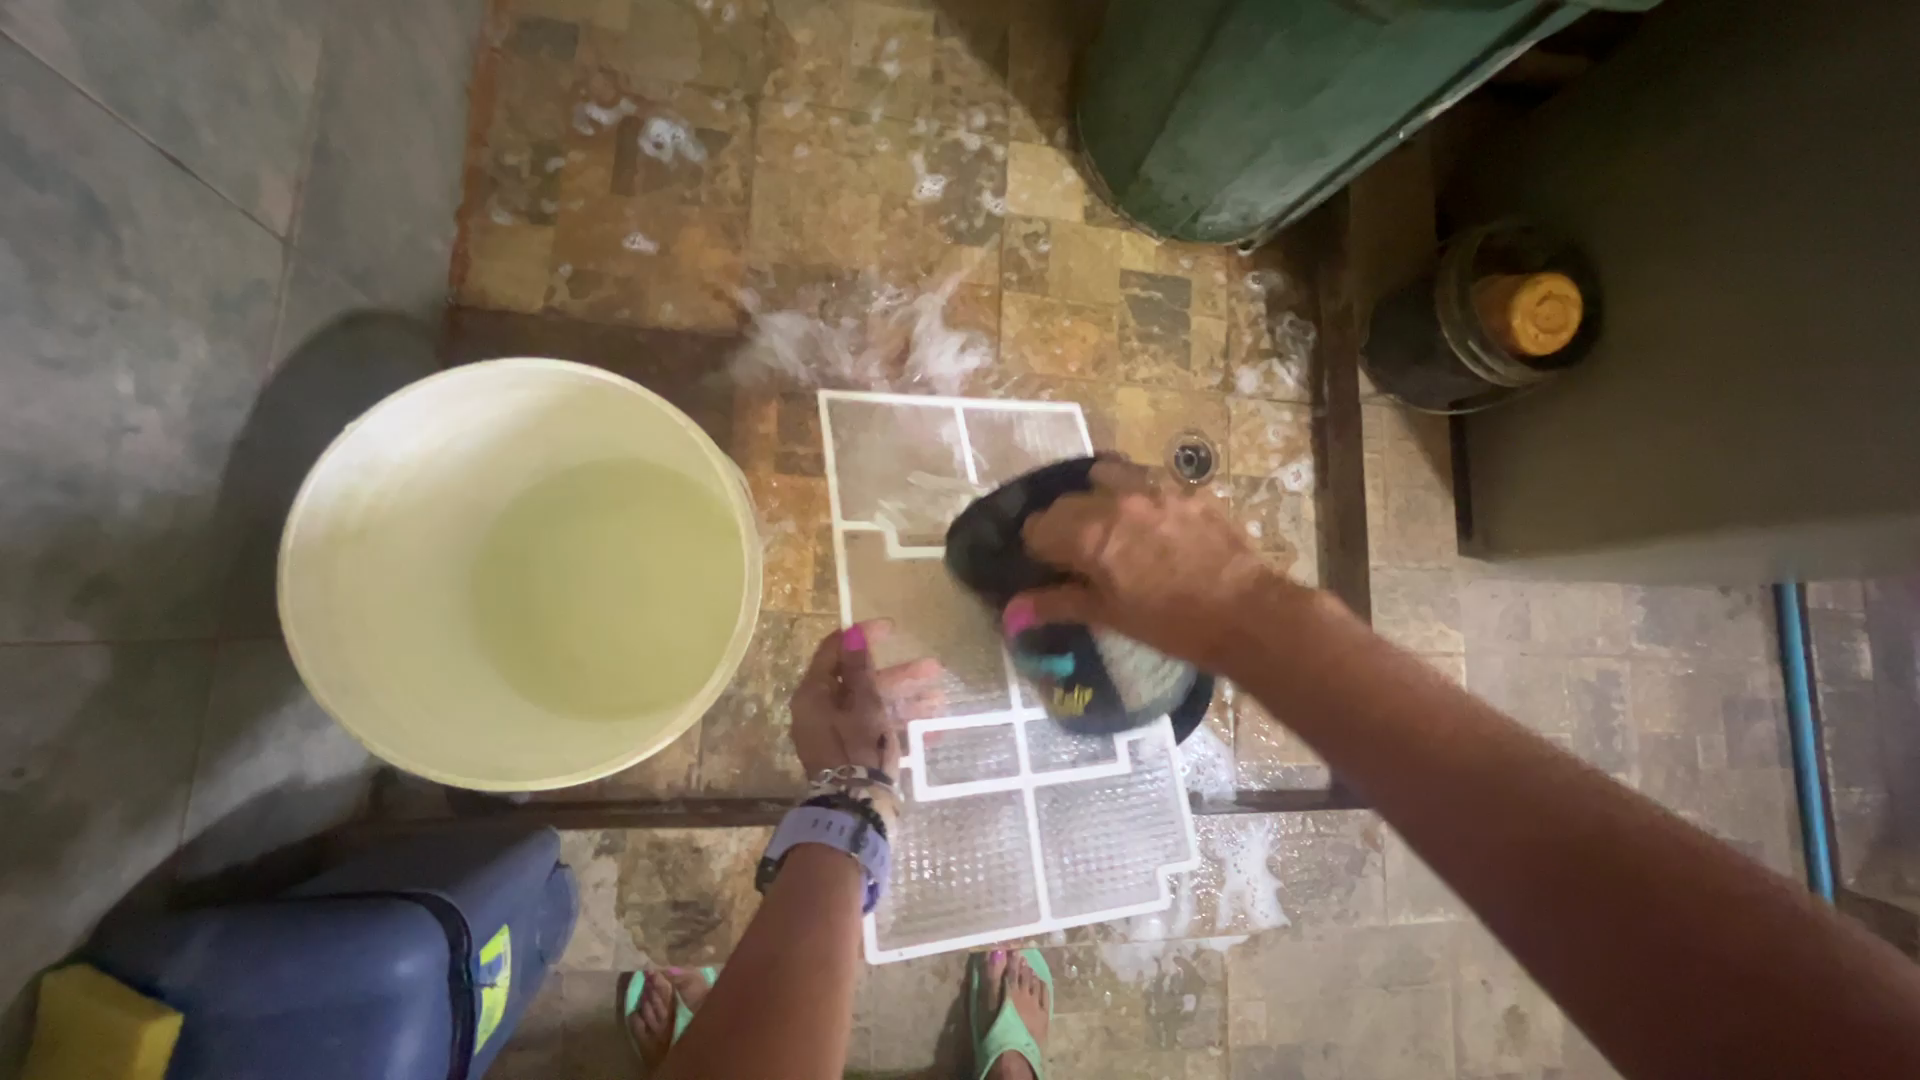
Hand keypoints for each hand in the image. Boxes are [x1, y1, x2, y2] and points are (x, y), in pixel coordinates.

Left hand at [789, 620, 941, 779]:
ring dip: (906, 702)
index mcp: (814, 694)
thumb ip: (860, 667)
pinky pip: (875, 730)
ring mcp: (836, 734)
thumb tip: (853, 633)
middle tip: (933, 669)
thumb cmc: (858, 748)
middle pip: (861, 681)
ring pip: (873, 707)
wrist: (855, 809)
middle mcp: (821, 711)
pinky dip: (899, 727)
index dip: (862, 635)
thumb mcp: (864, 703)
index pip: (834, 650)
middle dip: (900, 676)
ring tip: (940, 701)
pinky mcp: (851, 753)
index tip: (891, 629)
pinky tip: (932, 729)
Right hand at [1011, 457, 1306, 673]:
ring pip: (1105, 475)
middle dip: (1065, 524)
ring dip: (1098, 495)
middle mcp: (1114, 501)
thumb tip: (1013, 612)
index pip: (1038, 527)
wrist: (1246, 613)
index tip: (1051, 567)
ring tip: (1114, 524)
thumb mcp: (1109, 616)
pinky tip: (1154, 523)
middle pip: (1067, 501)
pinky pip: (1148, 479)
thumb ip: (1057, 604)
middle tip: (1082, 554)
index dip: (1039, 549)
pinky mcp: (1187, 489)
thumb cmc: (1171, 624)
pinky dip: (1139, 495)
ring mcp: (1154, 489)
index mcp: (1089, 536)